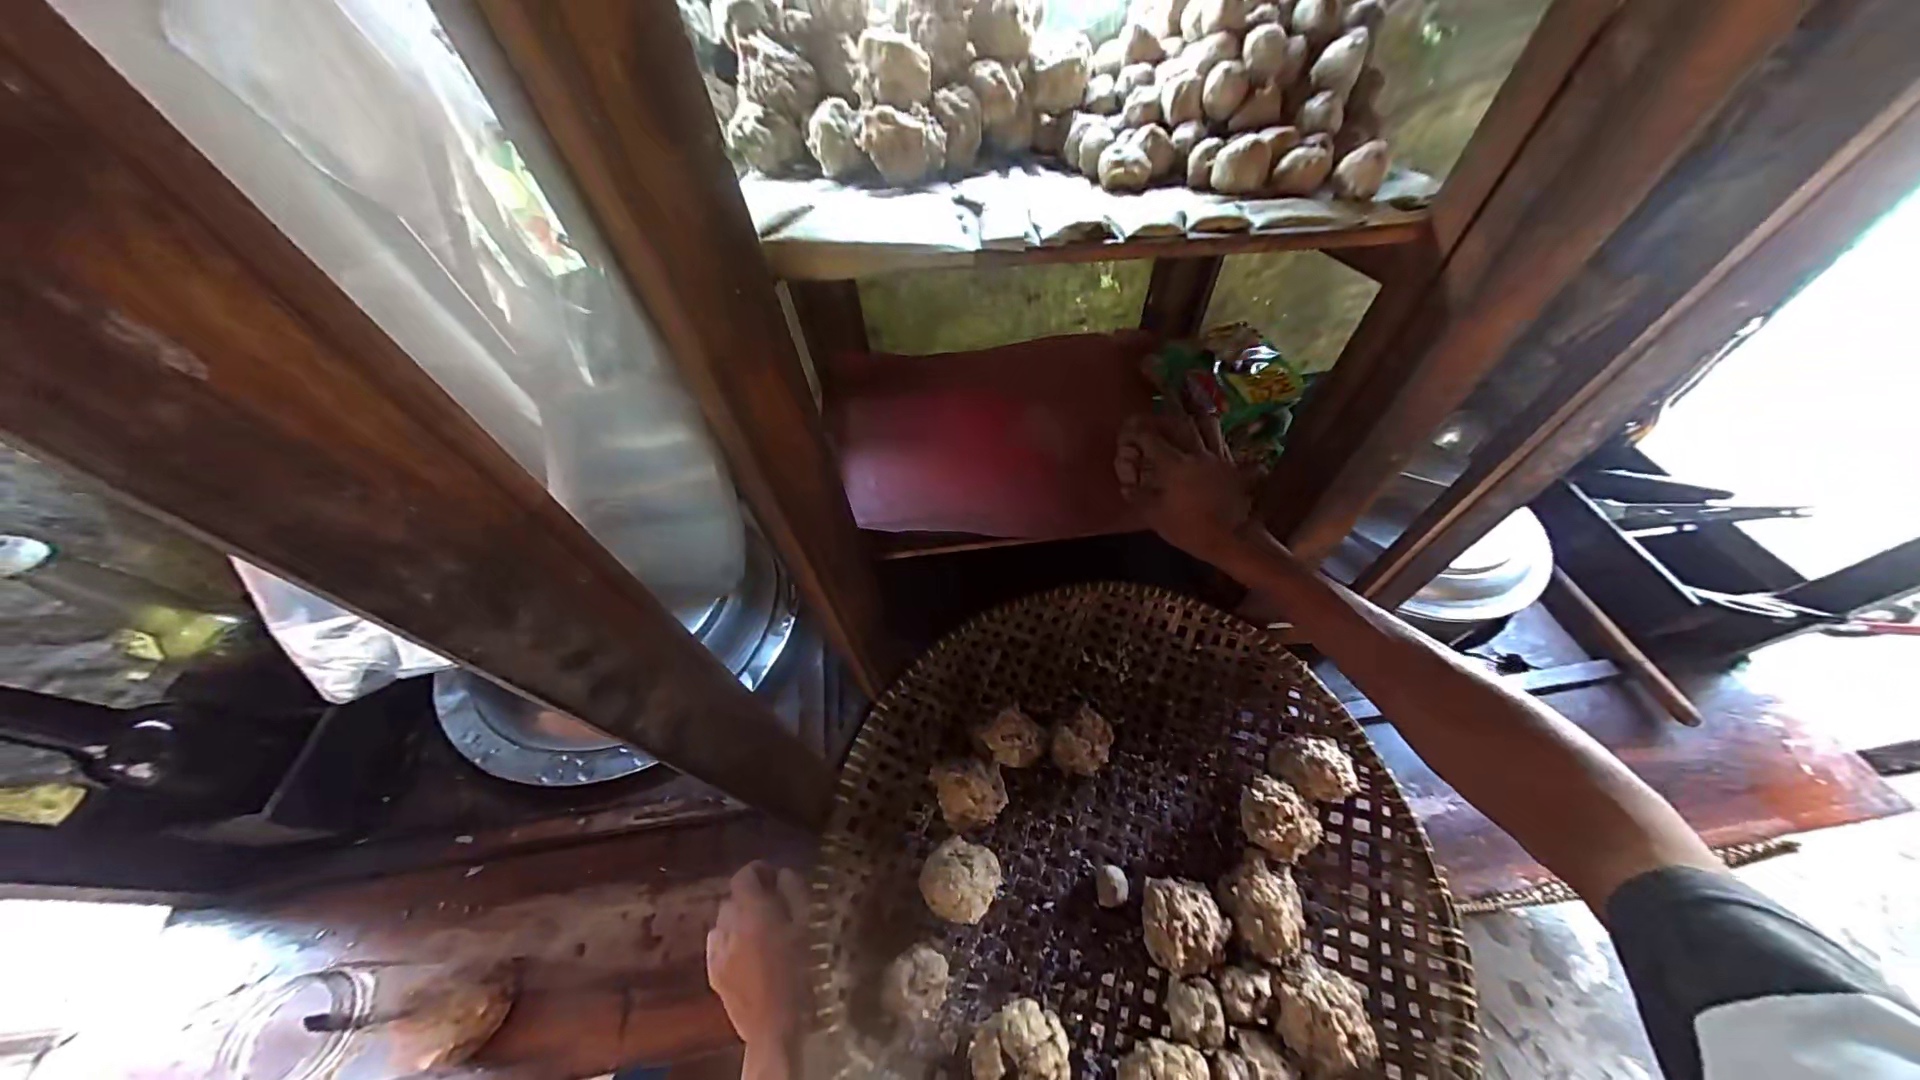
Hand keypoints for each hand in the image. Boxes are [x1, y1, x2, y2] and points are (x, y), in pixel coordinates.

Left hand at [707, 861, 807, 1053]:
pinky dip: (728, 939)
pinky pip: (717, 943)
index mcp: (753, 910)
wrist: (776, 1025)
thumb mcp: (806, 925)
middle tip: (772, 905)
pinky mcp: (712, 972)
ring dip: (739, 917)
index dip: (758, 870)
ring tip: (758, 929)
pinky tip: (744, 950)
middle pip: (733, 897)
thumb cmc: (799, 971)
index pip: (744, 875)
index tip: (774, 877)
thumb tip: (783, 873)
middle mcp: (729, 925)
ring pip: (723, 920)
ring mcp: (717, 950)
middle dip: (750, 896)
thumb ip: (794, 892)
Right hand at [1115, 414, 1258, 567]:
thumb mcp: (1155, 517)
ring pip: (1207, 425)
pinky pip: (1223, 442)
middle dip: (1162, 421)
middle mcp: (1196, 453)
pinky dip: (1213, 438)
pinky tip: (1207, 446)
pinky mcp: (1234, 466)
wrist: (1232, 539)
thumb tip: (1127, 487)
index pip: (1151, 438)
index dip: (1137, 433)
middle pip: (1179, 423)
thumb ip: (1139, 497)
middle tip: (1155, 425)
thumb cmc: (1190, 529)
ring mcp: (1218, 457)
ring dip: (1192, 421)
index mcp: (1174, 465)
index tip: (1129, 434)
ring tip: (1185, 426)